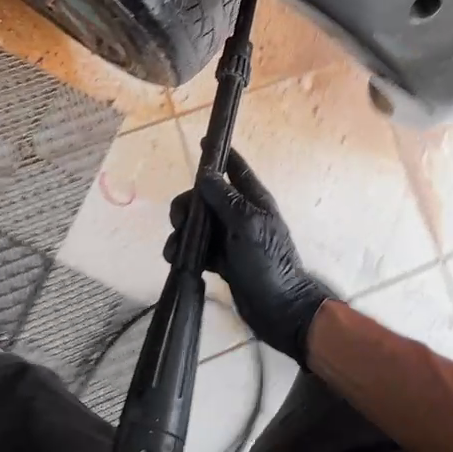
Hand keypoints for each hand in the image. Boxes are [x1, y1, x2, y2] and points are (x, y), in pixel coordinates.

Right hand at [165, 149, 330, 362]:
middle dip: (188, 204)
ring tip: (174, 249)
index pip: (235, 167)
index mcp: (253, 200)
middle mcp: (241, 215)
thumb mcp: (247, 225)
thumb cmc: (268, 262)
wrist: (279, 310)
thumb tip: (205, 174)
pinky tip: (177, 260)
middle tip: (178, 221)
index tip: (201, 143)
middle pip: (207, 197)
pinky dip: (186, 250)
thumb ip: (225, 199)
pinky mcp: (223, 259)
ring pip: (199, 223)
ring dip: (182, 231)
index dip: (219, 154)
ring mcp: (231, 238)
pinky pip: (198, 247)